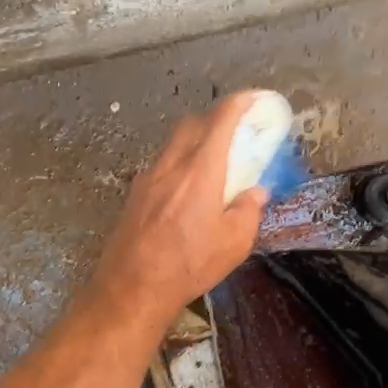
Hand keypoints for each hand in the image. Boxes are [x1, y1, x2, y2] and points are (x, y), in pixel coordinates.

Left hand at [89, 91, 270, 328]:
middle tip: (235, 134)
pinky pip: (160, 166)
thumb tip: (255, 192)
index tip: (255, 99)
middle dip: (216, 119)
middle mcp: (171, 164)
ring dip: (195, 143)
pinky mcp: (134, 195)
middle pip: (193, 124)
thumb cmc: (188, 264)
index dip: (241, 103)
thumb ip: (249, 210)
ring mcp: (147, 178)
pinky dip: (178, 165)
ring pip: (174, 145)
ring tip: (212, 165)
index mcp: (200, 169)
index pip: (222, 118)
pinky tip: (186, 192)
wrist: (132, 287)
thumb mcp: (234, 242)